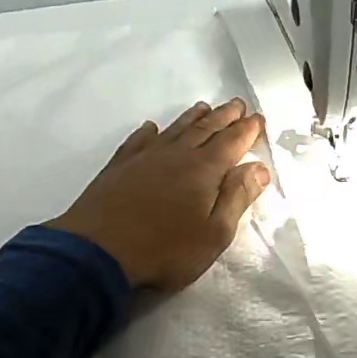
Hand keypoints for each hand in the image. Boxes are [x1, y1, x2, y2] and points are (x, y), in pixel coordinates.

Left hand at [47, 98, 269, 289]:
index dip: (248, 129)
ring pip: (175, 129)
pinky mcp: (119, 168)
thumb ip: (238, 197)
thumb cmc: (166, 249)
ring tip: (204, 107)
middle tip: (237, 104)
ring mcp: (145, 158)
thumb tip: (259, 168)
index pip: (232, 142)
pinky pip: (139, 141)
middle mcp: (177, 155)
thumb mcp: (215, 232)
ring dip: (193, 117)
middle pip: (206, 129)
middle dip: (224, 116)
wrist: (97, 253)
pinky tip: (152, 127)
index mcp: (205, 170)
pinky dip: (149, 131)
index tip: (259, 118)